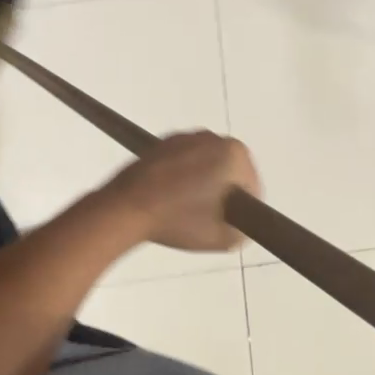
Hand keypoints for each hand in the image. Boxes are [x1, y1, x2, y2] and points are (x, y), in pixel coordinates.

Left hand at [98, 132, 260, 251]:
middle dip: (219, 194)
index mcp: (234, 152)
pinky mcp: (158, 144)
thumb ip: (245, 231)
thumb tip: (240, 225)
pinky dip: (177, 178)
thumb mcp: (225, 238)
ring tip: (182, 211)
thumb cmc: (178, 220)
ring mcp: (181, 137)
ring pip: (202, 168)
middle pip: (226, 173)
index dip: (241, 210)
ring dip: (198, 186)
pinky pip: (179, 164)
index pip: (250, 186)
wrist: (124, 208)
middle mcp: (210, 136)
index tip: (223, 224)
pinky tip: (167, 198)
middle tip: (203, 220)